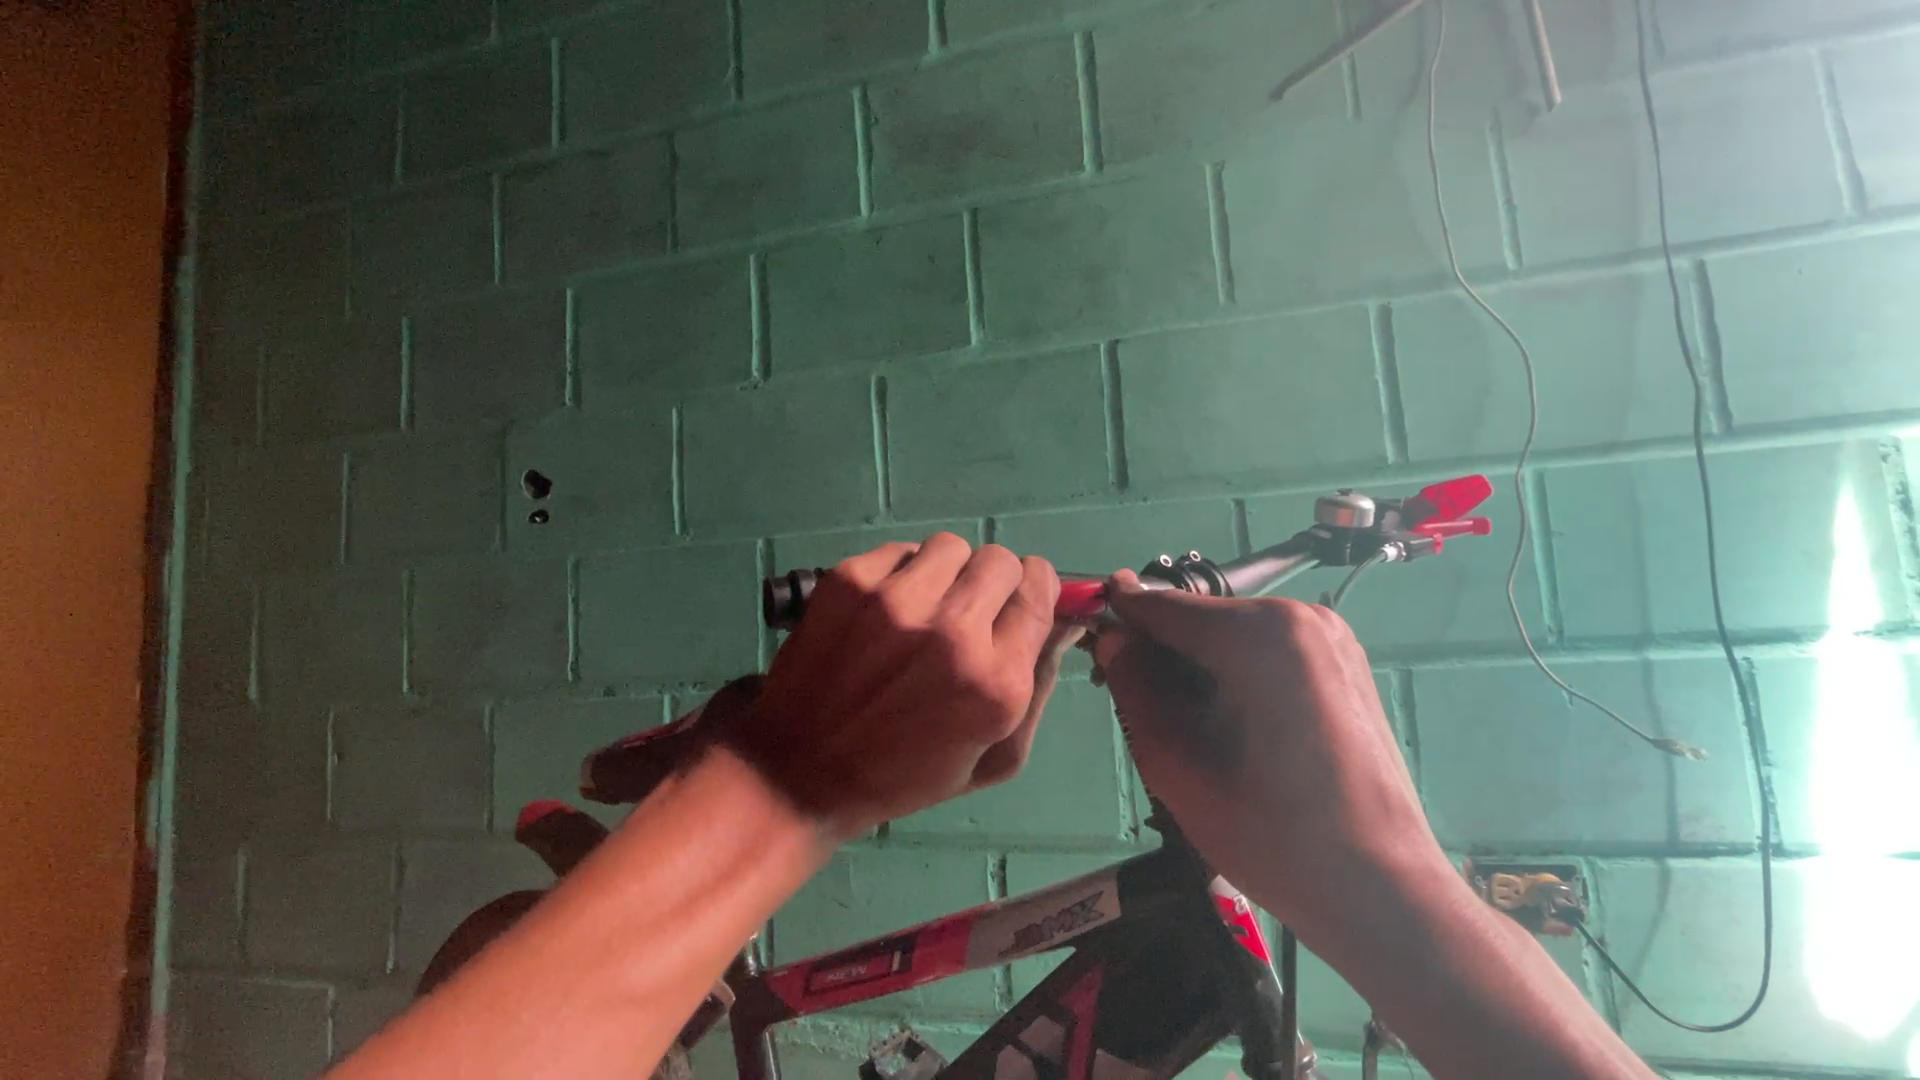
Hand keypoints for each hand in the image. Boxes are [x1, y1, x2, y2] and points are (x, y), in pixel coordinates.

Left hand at [722, 534, 1075, 839]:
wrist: (801, 770)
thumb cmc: (905, 774)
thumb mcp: (995, 757)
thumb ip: (1041, 684)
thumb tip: (1067, 619)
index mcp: (998, 681)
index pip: (1040, 588)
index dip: (1034, 590)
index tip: (1017, 602)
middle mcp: (953, 631)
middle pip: (1000, 559)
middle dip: (993, 582)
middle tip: (968, 612)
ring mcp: (897, 600)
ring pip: (951, 546)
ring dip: (948, 573)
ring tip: (924, 609)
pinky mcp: (850, 581)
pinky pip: (901, 550)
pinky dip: (902, 573)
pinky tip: (885, 611)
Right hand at [1090, 571, 1448, 934]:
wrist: (1381, 888)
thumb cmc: (1271, 836)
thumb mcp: (1176, 765)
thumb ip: (1133, 690)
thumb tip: (1113, 640)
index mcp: (1260, 634)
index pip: (1166, 608)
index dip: (1120, 616)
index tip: (1089, 629)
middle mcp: (1301, 616)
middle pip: (1202, 620)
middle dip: (1162, 651)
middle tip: (1134, 702)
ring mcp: (1331, 637)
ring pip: (1234, 634)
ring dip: (1198, 664)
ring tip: (1183, 723)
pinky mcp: (1345, 662)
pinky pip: (1268, 650)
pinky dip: (1236, 672)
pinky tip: (1230, 724)